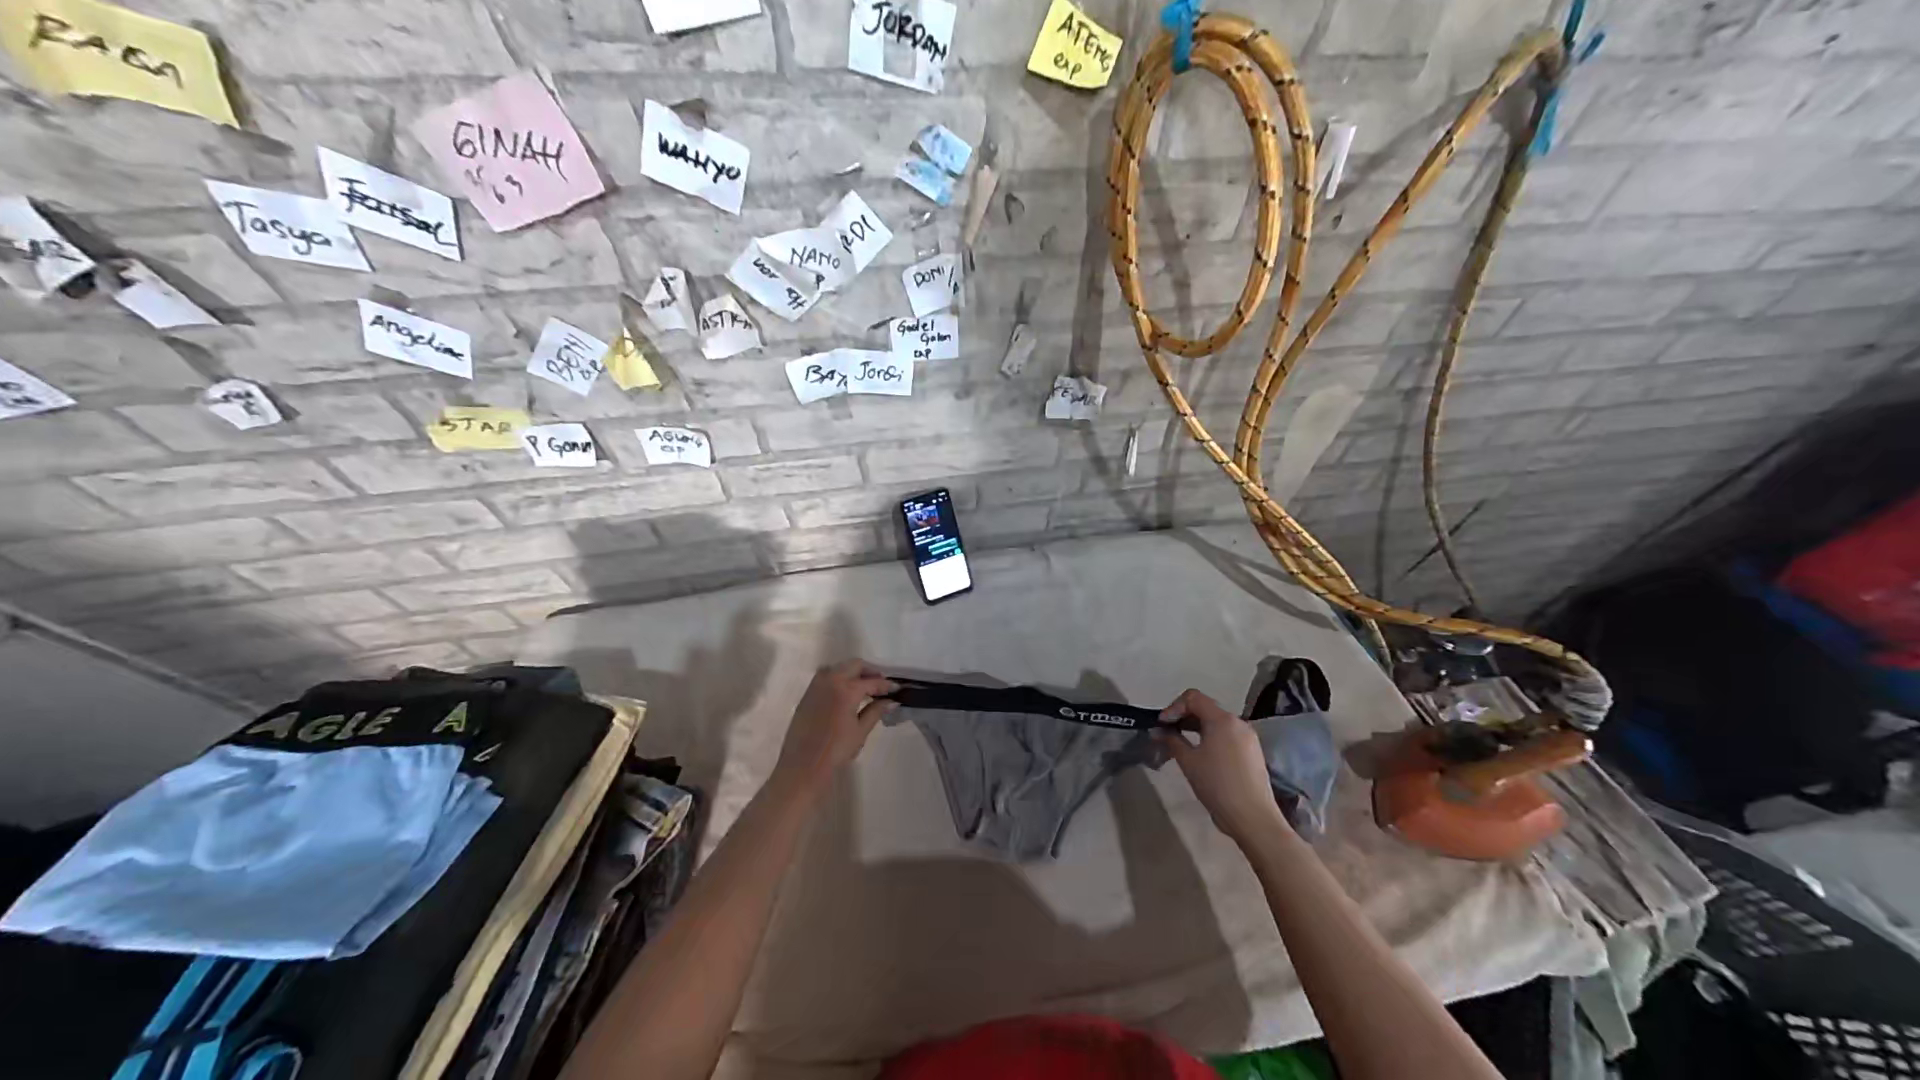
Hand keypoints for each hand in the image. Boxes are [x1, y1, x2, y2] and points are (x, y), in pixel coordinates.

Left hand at [771, 660, 897, 798]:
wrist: (804, 764)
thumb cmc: (836, 750)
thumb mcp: (860, 731)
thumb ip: (876, 711)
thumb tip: (891, 701)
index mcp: (846, 689)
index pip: (871, 682)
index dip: (886, 685)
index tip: (896, 688)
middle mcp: (830, 680)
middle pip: (854, 665)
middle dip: (870, 672)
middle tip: (880, 684)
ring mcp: (816, 685)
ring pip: (838, 667)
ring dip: (853, 672)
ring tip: (863, 687)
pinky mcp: (807, 694)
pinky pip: (826, 676)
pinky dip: (839, 677)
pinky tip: (845, 692)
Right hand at [1158, 689, 1287, 843]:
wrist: (1253, 817)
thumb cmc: (1217, 785)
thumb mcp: (1188, 761)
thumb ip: (1172, 740)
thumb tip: (1158, 731)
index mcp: (1222, 719)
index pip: (1193, 697)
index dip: (1173, 707)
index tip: (1161, 725)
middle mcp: (1238, 723)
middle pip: (1205, 708)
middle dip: (1183, 717)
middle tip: (1166, 734)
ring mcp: (1248, 737)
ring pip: (1216, 723)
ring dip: (1195, 728)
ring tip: (1180, 745)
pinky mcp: (1252, 752)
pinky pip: (1226, 736)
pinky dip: (1210, 738)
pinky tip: (1201, 756)